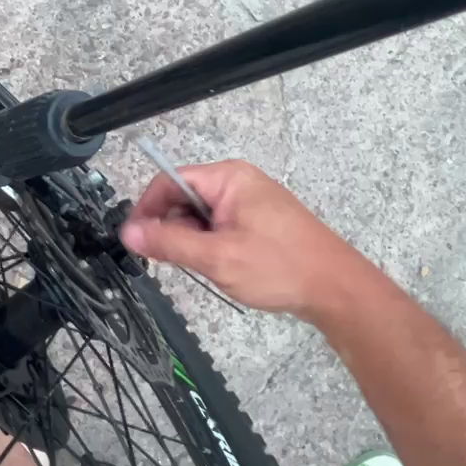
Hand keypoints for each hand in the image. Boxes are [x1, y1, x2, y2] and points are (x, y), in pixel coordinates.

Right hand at [119, 160, 383, 320]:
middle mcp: (238, 181)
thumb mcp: (217, 257)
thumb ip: (170, 242)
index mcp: (228, 178)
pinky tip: (222, 266)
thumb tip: (130, 232)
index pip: (169, 180)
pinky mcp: (258, 220)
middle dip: (172, 228)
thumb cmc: (282, 267)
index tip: (135, 239)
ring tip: (207, 266)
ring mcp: (250, 200)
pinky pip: (219, 225)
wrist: (335, 288)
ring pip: (201, 215)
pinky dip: (211, 244)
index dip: (147, 209)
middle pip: (184, 196)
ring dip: (193, 240)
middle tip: (173, 261)